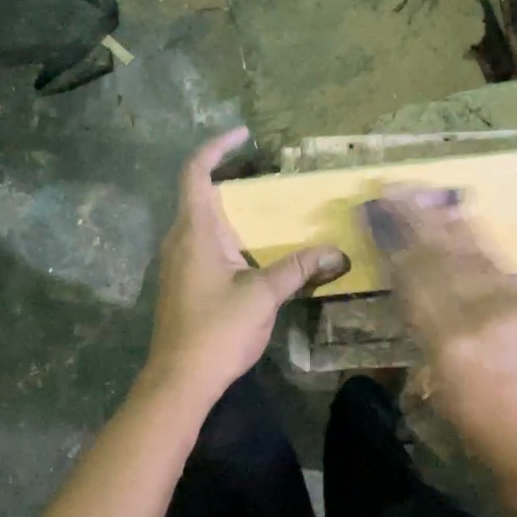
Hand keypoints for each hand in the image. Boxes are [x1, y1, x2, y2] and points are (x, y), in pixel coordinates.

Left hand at [141, 127, 349, 400]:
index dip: (217, 147)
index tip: (243, 135)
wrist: (178, 382)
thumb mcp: (264, 295)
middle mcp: (180, 238)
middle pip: (200, 193)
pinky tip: (253, 250)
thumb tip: (338, 254)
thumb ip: (300, 269)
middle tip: (266, 174)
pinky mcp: (181, 283)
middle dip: (231, 178)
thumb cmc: (217, 330)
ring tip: (266, 209)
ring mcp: (177, 262)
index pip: (197, 171)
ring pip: (202, 220)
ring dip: (231, 209)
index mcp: (195, 230)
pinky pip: (203, 243)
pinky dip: (227, 234)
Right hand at [369, 189, 516, 473]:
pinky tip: (459, 211)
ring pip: (465, 250)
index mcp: (445, 342)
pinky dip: (473, 233)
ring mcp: (507, 303)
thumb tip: (407, 286)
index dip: (391, 243)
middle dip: (411, 220)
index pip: (412, 279)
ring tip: (418, 191)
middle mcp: (475, 314)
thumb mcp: (435, 382)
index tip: (374, 214)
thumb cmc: (476, 422)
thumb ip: (421, 331)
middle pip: (436, 256)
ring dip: (439, 218)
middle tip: (391, 189)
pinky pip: (495, 259)